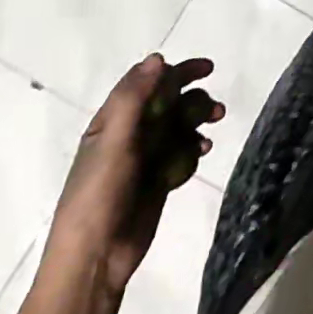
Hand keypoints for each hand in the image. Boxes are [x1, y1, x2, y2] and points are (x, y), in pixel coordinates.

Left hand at [46, 54, 221, 293]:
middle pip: (167, 103)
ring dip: (197, 120)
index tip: (206, 68)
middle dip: (192, 97)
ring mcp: (145, 157)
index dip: (175, 71)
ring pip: (177, 127)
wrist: (97, 255)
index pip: (147, 81)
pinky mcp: (158, 181)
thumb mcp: (114, 139)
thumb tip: (157, 58)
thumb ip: (135, 98)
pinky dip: (192, 150)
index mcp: (114, 117)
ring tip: (215, 122)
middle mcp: (130, 132)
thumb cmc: (99, 191)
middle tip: (215, 107)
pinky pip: (180, 155)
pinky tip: (203, 151)